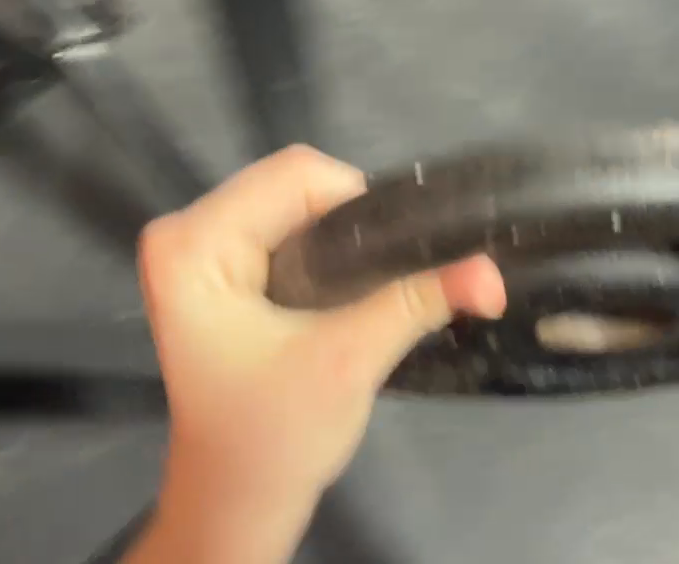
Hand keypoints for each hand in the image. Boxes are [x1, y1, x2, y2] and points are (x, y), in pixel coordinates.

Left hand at [129, 146, 505, 563]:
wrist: (235, 502)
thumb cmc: (273, 439)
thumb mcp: (350, 362)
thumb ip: (420, 302)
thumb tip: (494, 272)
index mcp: (192, 246)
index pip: (296, 176)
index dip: (359, 205)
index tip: (394, 258)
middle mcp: (185, 231)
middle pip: (295, 179)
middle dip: (354, 220)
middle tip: (384, 274)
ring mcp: (197, 243)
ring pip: (297, 194)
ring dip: (344, 230)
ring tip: (369, 279)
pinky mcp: (217, 258)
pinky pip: (288, 216)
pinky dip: (329, 238)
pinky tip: (346, 278)